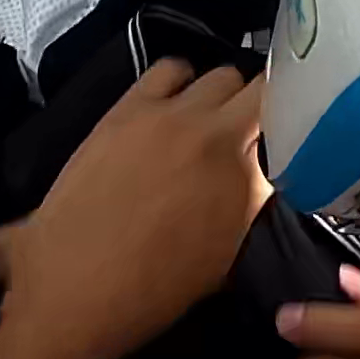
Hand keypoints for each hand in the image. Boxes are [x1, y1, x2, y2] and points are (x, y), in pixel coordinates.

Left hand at [0, 59, 269, 358]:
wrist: (69, 282)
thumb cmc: (151, 290)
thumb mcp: (225, 260)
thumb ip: (250, 207)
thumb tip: (258, 177)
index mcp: (249, 183)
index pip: (290, 136)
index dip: (290, 137)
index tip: (285, 144)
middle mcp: (221, 137)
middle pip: (264, 91)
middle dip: (265, 107)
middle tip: (252, 127)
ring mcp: (175, 114)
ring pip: (222, 74)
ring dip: (225, 93)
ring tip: (210, 115)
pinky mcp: (132, 104)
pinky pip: (172, 68)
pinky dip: (182, 81)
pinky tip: (174, 102)